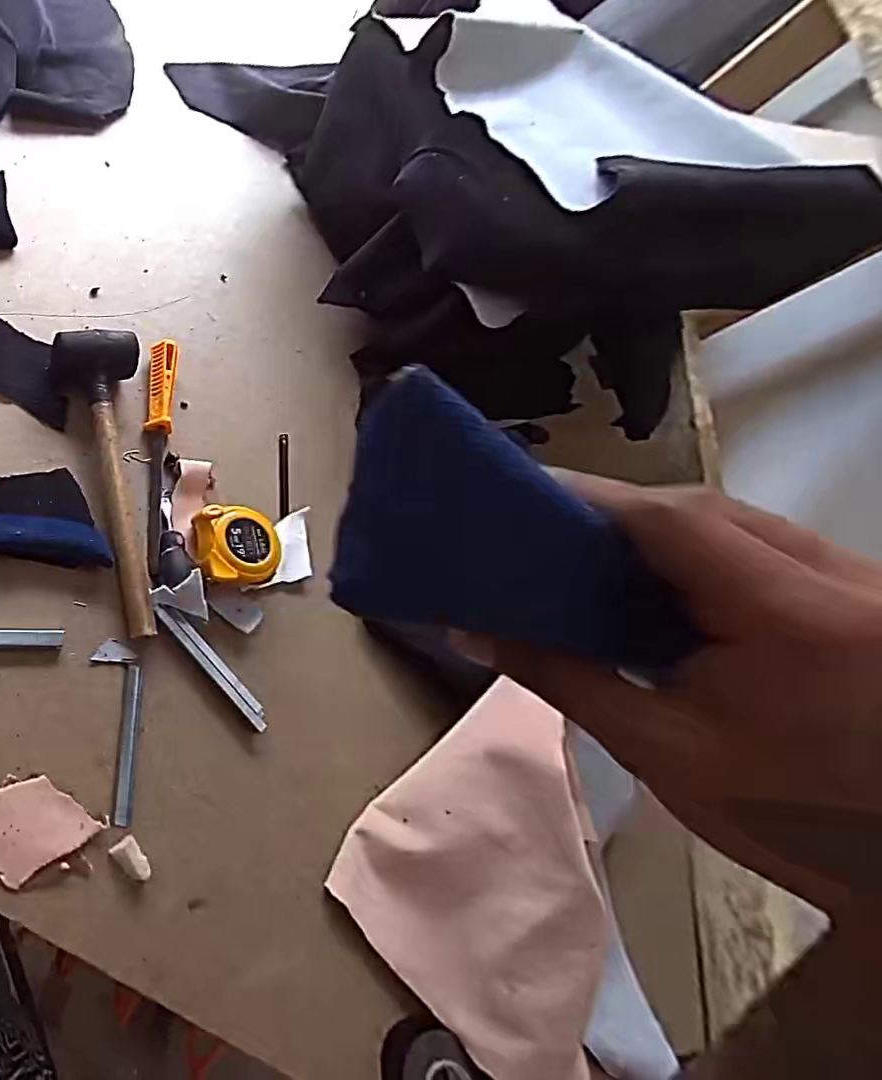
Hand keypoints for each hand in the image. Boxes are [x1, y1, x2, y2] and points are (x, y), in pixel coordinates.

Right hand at [456, 475, 881, 915]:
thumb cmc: (789, 812)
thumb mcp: (655, 744)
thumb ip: (561, 677)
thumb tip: (469, 634)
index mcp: (797, 618)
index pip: (679, 522)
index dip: (594, 498)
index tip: (520, 496)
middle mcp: (851, 587)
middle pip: (713, 510)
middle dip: (620, 509)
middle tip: (540, 525)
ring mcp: (872, 596)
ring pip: (745, 526)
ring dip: (659, 530)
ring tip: (584, 551)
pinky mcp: (870, 611)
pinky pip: (771, 553)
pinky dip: (699, 554)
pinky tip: (654, 583)